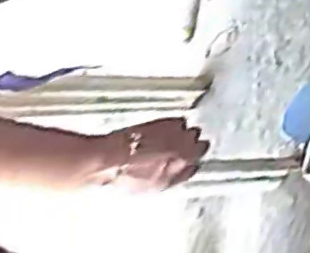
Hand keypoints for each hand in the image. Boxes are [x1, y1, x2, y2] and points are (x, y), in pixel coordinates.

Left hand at [84, 118, 208, 191]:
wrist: (108, 159)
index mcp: (171, 178)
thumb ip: (164, 179)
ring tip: (167, 138)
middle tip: (178, 147)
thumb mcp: (139, 187)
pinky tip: (159, 131)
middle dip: (192, 146)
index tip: (183, 162)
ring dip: (183, 135)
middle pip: (201, 148)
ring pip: (193, 133)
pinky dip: (173, 125)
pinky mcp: (176, 124)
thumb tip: (174, 173)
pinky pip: (181, 122)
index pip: (193, 169)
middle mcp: (183, 158)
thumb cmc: (117, 175)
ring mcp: (182, 140)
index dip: (188, 164)